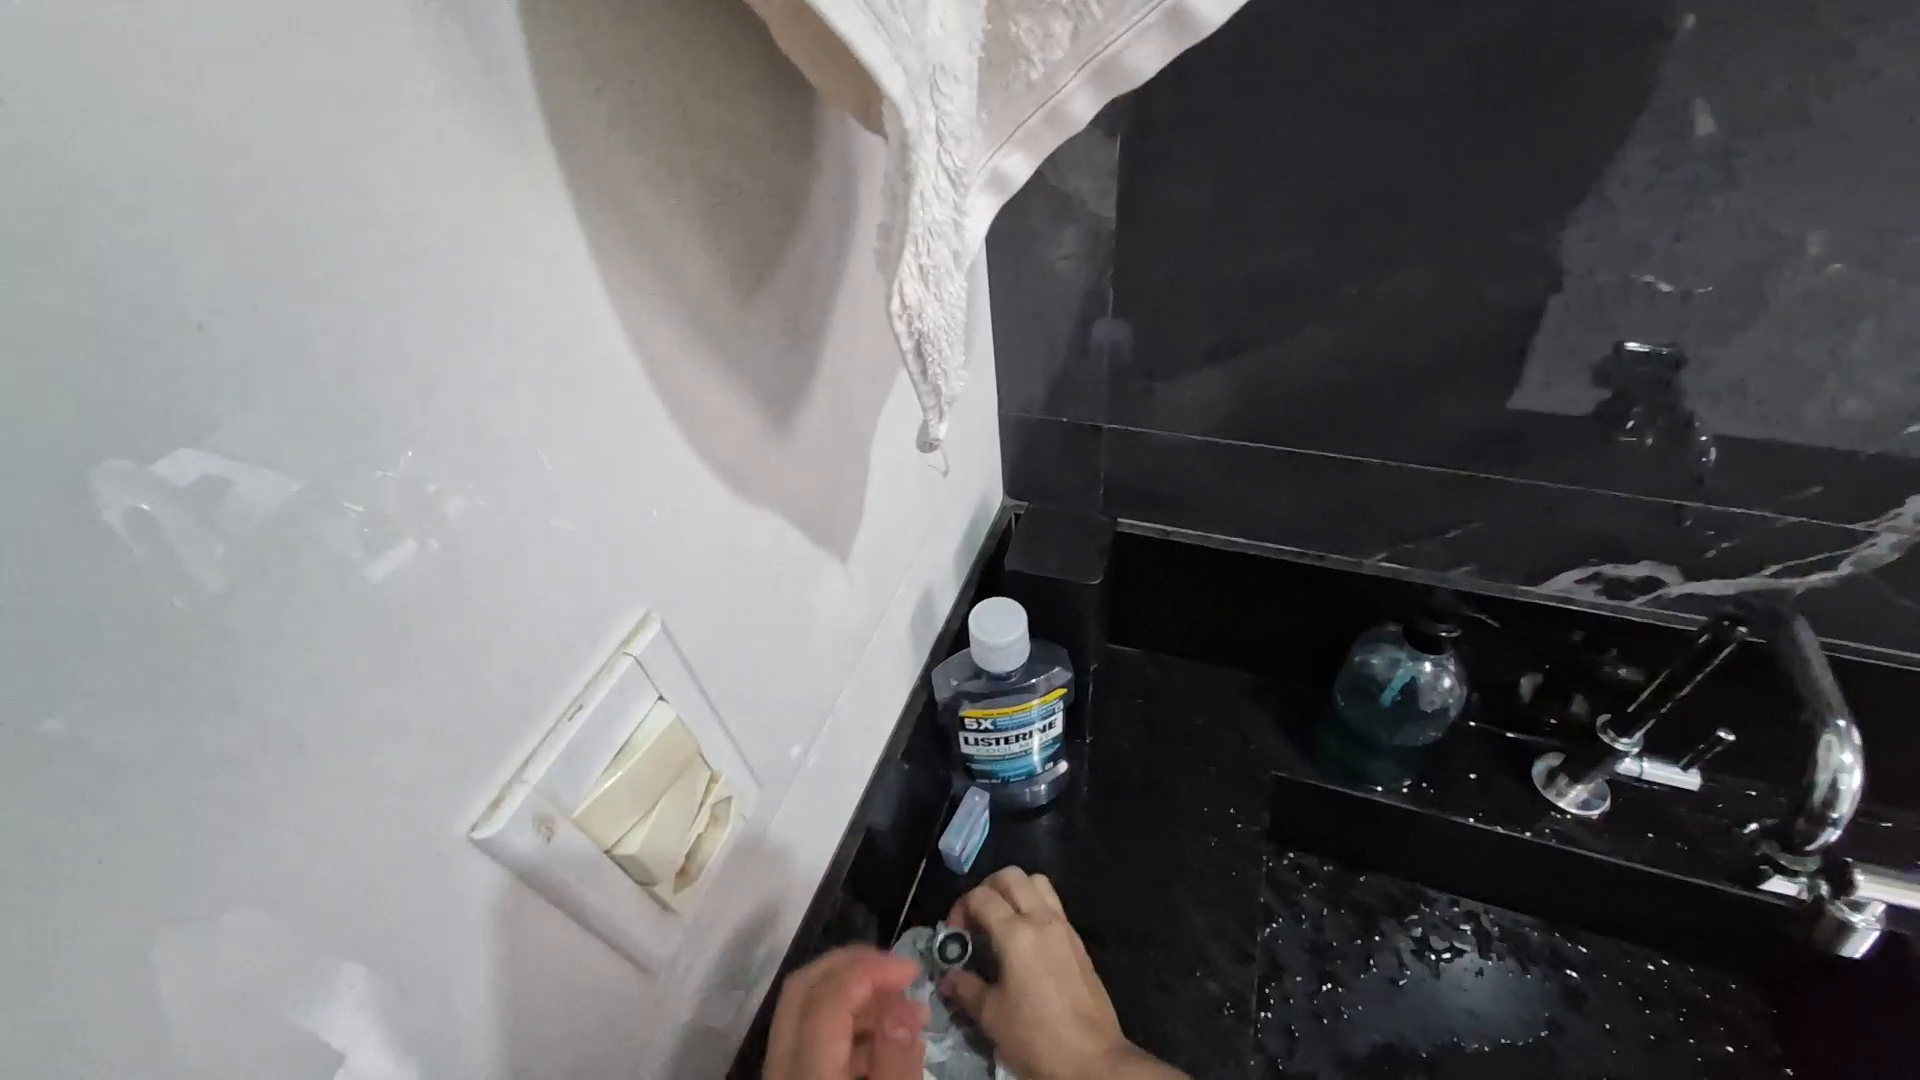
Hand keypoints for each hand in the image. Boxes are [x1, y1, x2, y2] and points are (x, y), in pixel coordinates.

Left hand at [763, 946, 928, 1079]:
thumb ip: (896, 1066)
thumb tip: (905, 1008)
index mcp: (804, 1072)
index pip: (828, 998)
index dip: (871, 970)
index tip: (914, 969)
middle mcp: (780, 1067)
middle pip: (803, 989)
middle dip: (853, 966)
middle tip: (897, 970)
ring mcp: (779, 1076)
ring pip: (803, 1012)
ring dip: (853, 996)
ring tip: (903, 1008)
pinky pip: (807, 1040)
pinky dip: (845, 1026)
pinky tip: (883, 1040)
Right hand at [939, 868, 1184, 1079]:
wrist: (1092, 1059)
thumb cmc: (1037, 1038)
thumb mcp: (993, 1017)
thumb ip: (967, 989)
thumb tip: (949, 977)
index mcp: (1017, 934)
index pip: (981, 897)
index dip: (960, 907)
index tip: (955, 934)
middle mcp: (1042, 919)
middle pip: (1011, 876)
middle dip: (987, 888)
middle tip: (977, 917)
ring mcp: (1064, 927)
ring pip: (1037, 882)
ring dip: (1015, 890)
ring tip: (1001, 919)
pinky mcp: (1078, 940)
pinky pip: (1053, 904)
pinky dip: (1034, 905)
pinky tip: (1025, 938)